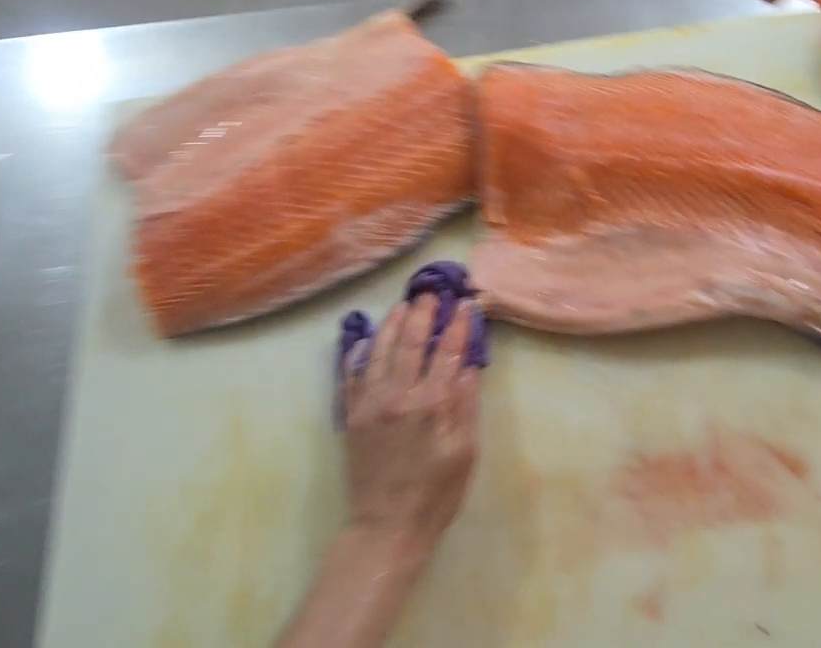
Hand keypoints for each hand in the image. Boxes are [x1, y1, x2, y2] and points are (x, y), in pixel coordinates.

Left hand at [340, 295, 482, 548]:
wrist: (386, 528)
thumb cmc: (435, 495)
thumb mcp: (465, 453)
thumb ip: (466, 405)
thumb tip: (468, 366)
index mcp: (430, 405)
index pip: (447, 352)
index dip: (458, 325)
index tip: (466, 303)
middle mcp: (398, 396)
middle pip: (410, 342)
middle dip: (422, 313)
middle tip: (431, 292)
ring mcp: (369, 404)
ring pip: (378, 351)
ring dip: (391, 324)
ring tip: (402, 305)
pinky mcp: (352, 415)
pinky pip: (352, 375)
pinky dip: (358, 353)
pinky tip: (364, 340)